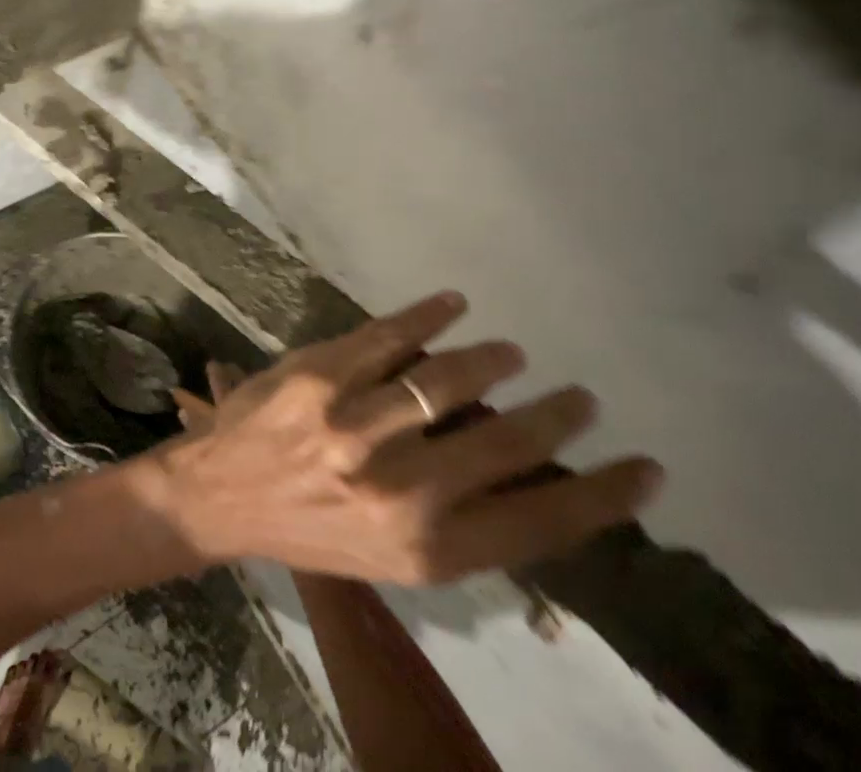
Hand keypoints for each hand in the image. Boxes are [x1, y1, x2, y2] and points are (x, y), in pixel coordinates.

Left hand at [147, 291, 661, 584]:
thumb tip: (543, 472)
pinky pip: (390, 334)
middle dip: (556, 415)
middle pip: (508, 442)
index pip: (542, 521)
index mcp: (423, 549)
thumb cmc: (309, 532)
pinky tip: (452, 305)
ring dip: (492, 361)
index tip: (645, 467)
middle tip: (577, 399)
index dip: (604, 494)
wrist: (215, 500)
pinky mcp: (317, 375)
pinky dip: (430, 315)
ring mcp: (352, 427)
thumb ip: (462, 521)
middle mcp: (396, 491)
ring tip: (507, 356)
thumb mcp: (389, 555)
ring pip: (451, 377)